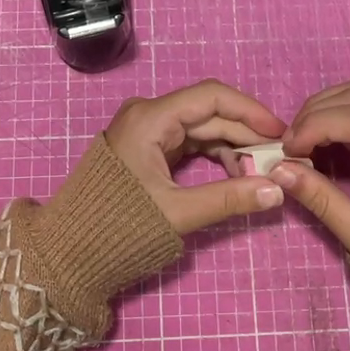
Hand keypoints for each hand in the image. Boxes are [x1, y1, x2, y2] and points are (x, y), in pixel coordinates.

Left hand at [102, 79, 287, 233]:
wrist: (68, 254)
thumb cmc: (119, 228)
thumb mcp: (178, 214)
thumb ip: (228, 198)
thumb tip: (277, 190)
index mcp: (151, 117)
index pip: (211, 97)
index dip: (250, 111)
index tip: (280, 132)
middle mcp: (149, 115)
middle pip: (208, 113)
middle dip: (246, 133)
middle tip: (281, 156)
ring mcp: (147, 132)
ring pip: (201, 129)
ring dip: (232, 146)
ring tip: (263, 170)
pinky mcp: (148, 150)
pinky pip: (189, 144)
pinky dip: (214, 156)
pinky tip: (237, 174)